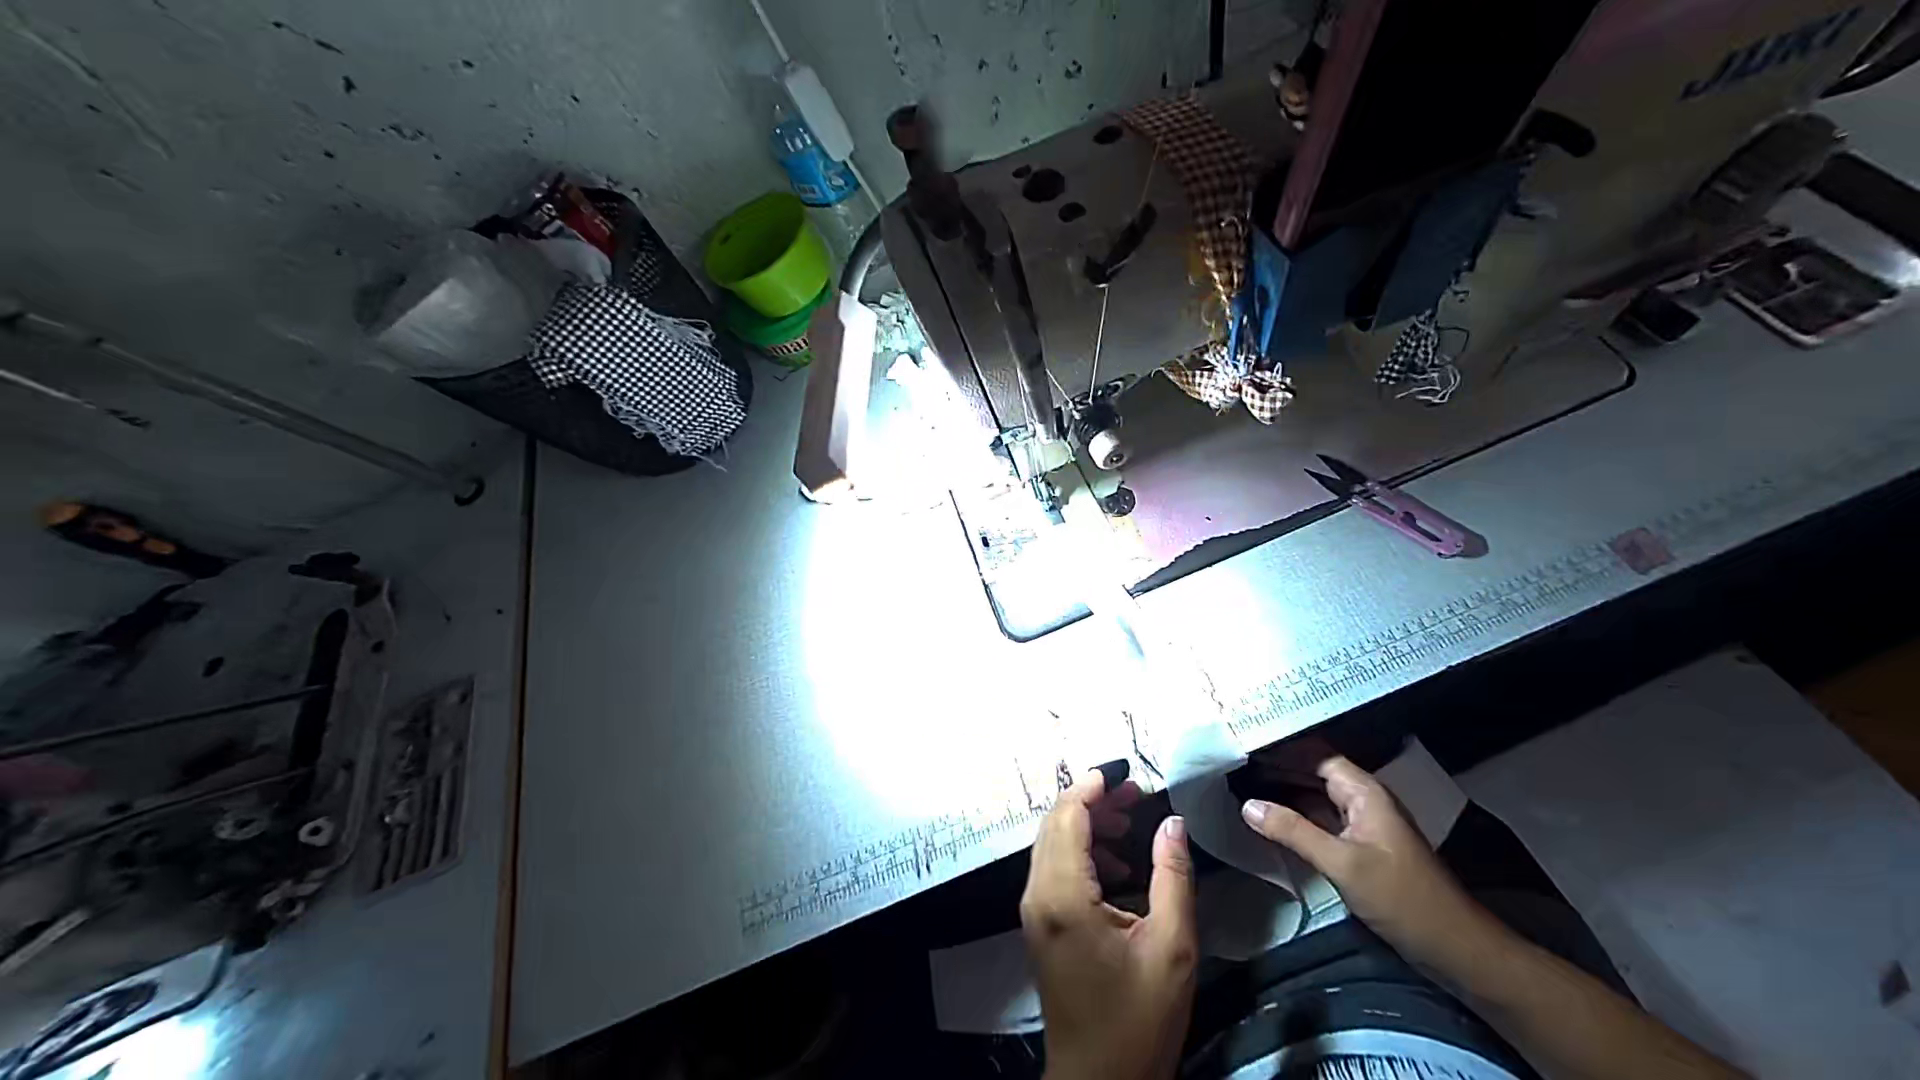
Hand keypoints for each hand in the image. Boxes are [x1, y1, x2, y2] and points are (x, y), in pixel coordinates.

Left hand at [1021, 771, 1197, 1079]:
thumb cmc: (1138, 1019)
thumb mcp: (1171, 949)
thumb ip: (1172, 878)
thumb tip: (1173, 823)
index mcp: (1062, 895)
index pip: (1067, 817)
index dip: (1092, 786)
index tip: (1124, 771)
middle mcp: (1037, 893)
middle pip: (1055, 824)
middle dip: (1092, 800)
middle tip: (1136, 794)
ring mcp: (1033, 908)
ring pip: (1053, 843)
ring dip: (1088, 825)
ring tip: (1132, 822)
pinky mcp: (1040, 922)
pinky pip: (1055, 867)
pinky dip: (1082, 853)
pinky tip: (1119, 866)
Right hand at [1240, 755, 1493, 970]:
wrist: (1452, 947)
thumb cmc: (1401, 897)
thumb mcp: (1342, 863)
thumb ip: (1293, 831)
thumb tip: (1247, 805)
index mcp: (1364, 792)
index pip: (1315, 754)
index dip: (1281, 747)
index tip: (1243, 743)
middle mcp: (1362, 800)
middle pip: (1313, 771)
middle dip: (1277, 766)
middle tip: (1234, 762)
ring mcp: (1360, 824)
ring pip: (1314, 795)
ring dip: (1283, 790)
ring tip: (1241, 783)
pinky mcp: (1358, 846)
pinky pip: (1319, 818)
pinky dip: (1294, 814)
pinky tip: (1268, 818)